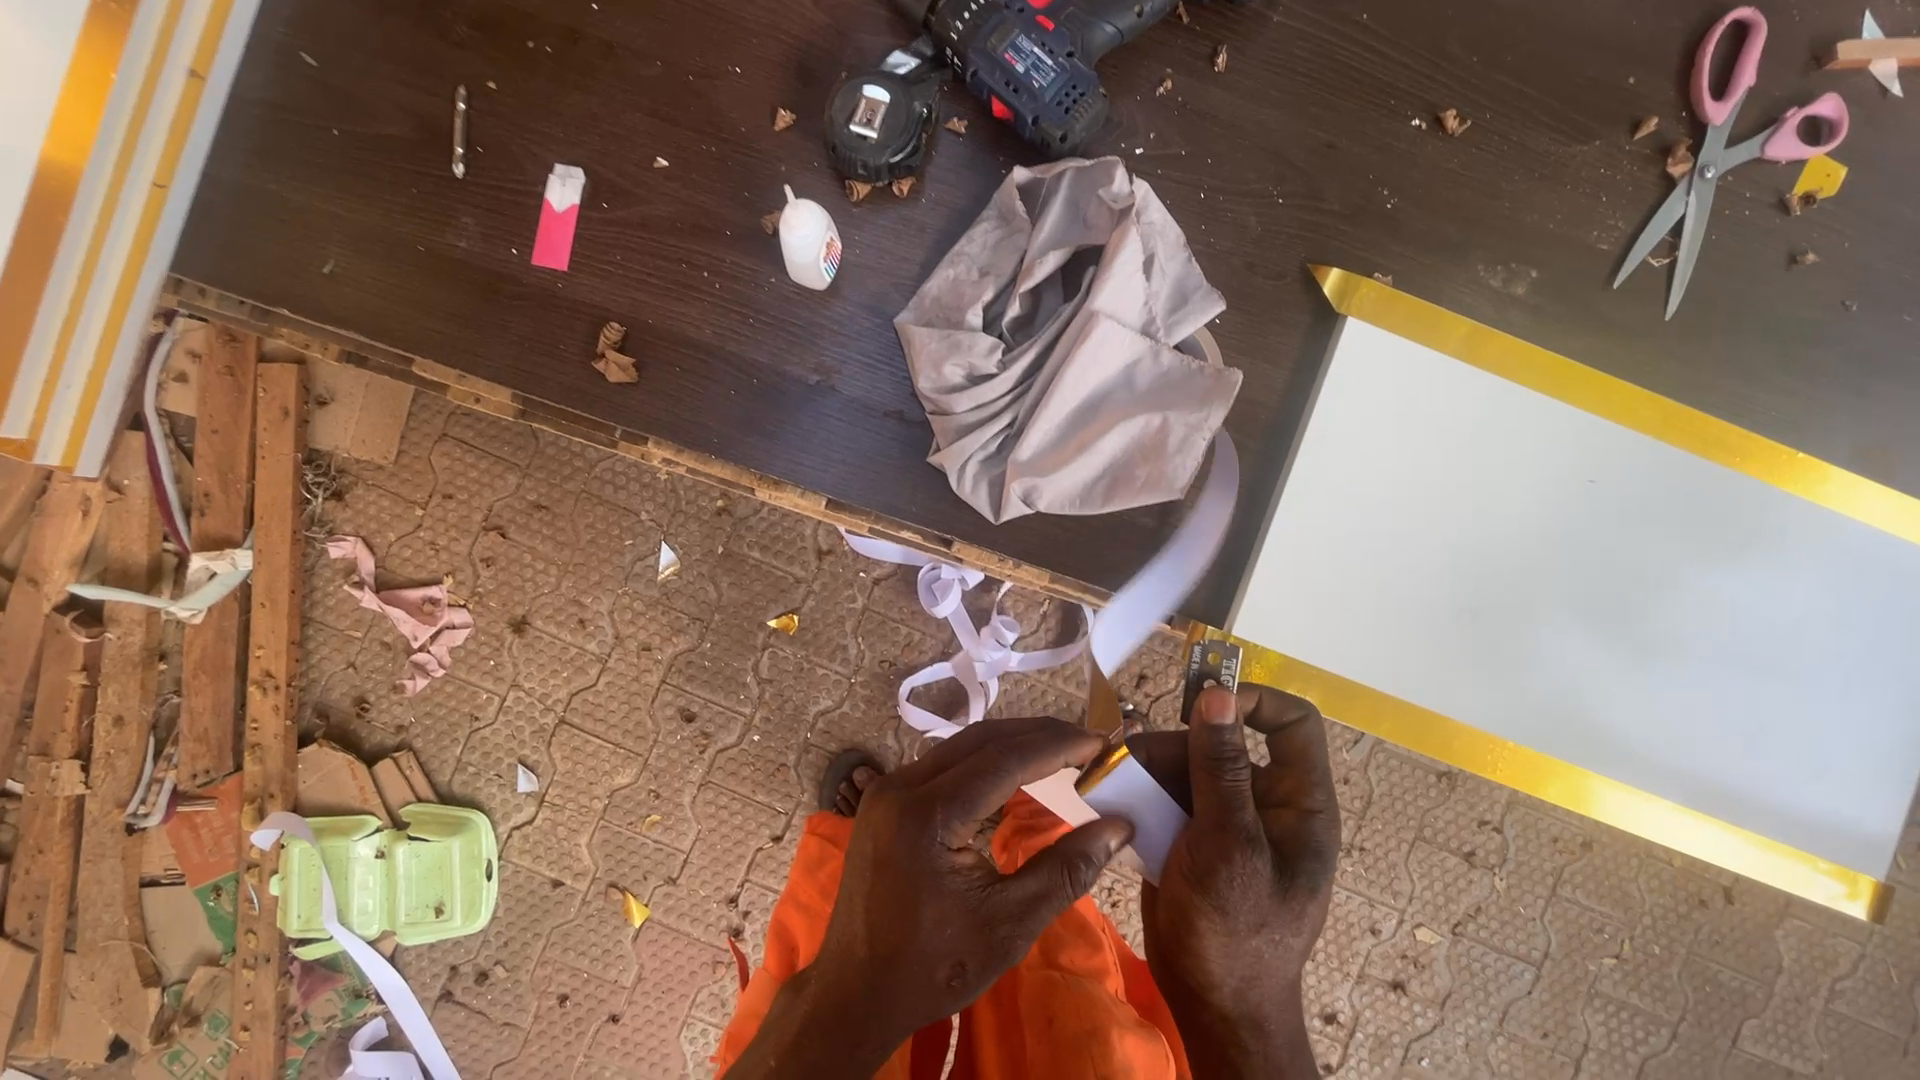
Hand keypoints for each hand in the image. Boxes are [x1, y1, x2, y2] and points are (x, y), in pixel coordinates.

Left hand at [729, 717, 1134, 1078]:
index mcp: (926, 814)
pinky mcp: (885, 801)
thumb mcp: (1009, 925)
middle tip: (1089, 743)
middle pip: (981, 740)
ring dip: (1013, 744)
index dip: (1057, 746)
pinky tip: (1017, 773)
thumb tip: (1119, 827)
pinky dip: (986, 762)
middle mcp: (900, 787)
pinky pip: (944, 765)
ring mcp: (887, 790)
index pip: (1003, 759)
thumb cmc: (933, 967)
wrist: (856, 993)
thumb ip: (1066, 869)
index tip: (1101, 743)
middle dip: (1039, 736)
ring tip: (1062, 752)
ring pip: (961, 747)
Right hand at [1129, 684, 1340, 1079]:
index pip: (1291, 724)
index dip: (1252, 700)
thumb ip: (1220, 769)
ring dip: (1148, 768)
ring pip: (1185, 767)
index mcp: (1297, 801)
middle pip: (1221, 743)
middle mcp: (1263, 802)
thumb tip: (1216, 697)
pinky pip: (1166, 797)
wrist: (1213, 1004)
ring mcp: (1224, 821)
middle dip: (1174, 745)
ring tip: (1110, 778)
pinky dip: (1140, 793)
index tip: (1200, 704)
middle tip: (1127, 757)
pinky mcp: (1192, 838)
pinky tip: (1113, 799)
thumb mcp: (1229, 844)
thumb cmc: (1236, 930)